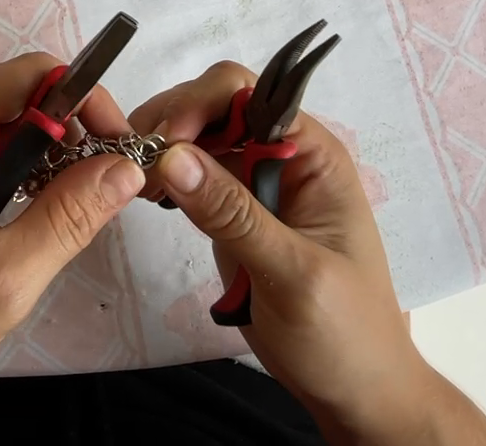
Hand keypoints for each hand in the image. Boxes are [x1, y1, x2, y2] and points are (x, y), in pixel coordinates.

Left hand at [0, 53, 144, 445]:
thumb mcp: (6, 276)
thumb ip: (70, 215)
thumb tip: (125, 167)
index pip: (35, 73)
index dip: (86, 101)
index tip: (116, 151)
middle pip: (16, 93)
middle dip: (65, 133)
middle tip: (92, 193)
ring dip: (37, 155)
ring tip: (56, 213)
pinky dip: (5, 167)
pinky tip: (12, 217)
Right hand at [134, 62, 485, 445]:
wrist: (352, 391)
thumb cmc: (344, 333)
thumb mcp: (292, 274)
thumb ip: (233, 213)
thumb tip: (170, 155)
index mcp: (312, 153)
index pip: (247, 94)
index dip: (199, 104)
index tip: (161, 141)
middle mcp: (280, 152)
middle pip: (212, 104)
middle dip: (170, 122)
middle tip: (133, 162)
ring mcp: (252, 178)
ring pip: (194, 133)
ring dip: (158, 145)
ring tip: (133, 179)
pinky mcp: (229, 206)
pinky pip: (188, 169)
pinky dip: (160, 172)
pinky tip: (143, 192)